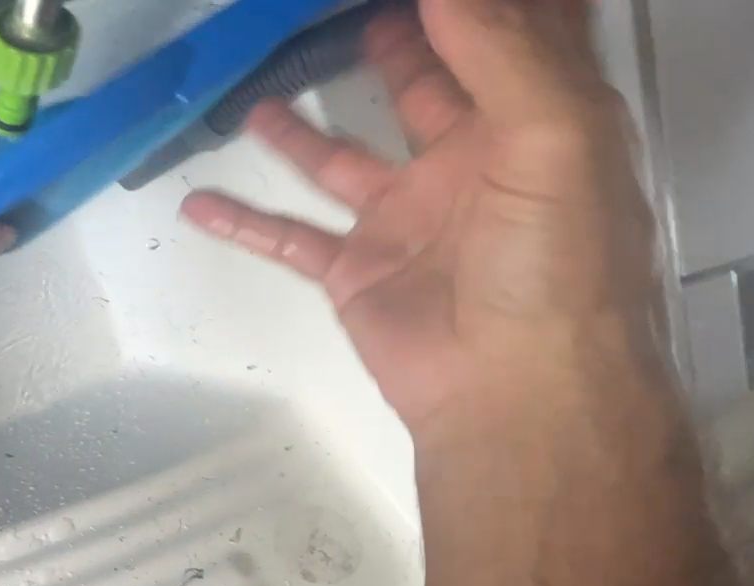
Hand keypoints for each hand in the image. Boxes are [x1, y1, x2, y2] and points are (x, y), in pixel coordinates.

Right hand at [183, 0, 663, 442]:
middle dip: (397, 49)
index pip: (508, 41)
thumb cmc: (552, 259)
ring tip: (261, 101)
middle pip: (423, 91)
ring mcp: (399, 222)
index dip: (473, 9)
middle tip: (358, 16)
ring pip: (338, 163)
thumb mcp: (552, 136)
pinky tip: (200, 203)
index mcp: (529, 125)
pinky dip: (241, 223)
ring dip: (299, 134)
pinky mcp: (351, 271)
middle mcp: (463, 166)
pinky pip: (286, 238)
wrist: (508, 380)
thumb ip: (499, 56)